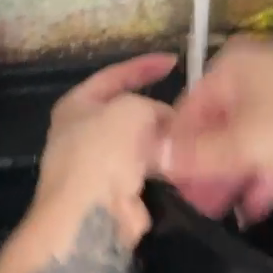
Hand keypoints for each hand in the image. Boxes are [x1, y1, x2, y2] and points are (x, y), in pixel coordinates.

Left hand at [33, 53, 176, 239]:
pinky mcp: (117, 191)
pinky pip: (148, 171)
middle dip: (159, 111)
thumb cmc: (103, 150)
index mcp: (77, 105)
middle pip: (130, 112)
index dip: (143, 66)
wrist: (92, 212)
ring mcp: (100, 164)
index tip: (173, 61)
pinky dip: (166, 167)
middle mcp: (84, 132)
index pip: (113, 76)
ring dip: (165, 142)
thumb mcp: (131, 109)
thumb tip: (167, 122)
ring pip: (142, 144)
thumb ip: (153, 105)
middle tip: (191, 109)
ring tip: (195, 135)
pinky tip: (188, 162)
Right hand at [162, 39, 272, 219]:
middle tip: (201, 209)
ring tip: (228, 213)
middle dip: (208, 170)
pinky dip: (263, 171)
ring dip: (235, 177)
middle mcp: (252, 74)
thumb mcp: (244, 145)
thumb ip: (196, 154)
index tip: (174, 191)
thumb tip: (152, 155)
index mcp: (229, 69)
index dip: (177, 154)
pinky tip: (258, 206)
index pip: (186, 112)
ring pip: (245, 139)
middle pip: (216, 127)